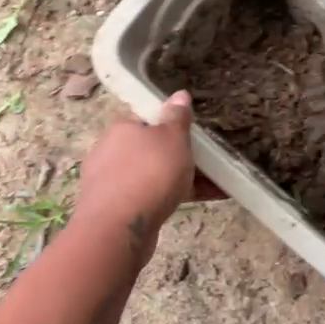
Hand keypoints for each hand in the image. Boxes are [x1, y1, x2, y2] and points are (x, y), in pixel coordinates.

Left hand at [76, 91, 199, 264]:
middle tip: (207, 163)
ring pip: (152, 175)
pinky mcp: (115, 210)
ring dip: (180, 179)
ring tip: (214, 186)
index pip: (147, 120)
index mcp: (121, 129)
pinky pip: (150, 197)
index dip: (171, 126)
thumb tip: (179, 94)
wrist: (117, 229)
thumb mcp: (173, 137)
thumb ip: (177, 117)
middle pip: (150, 149)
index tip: (192, 137)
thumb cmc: (149, 173)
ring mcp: (110, 183)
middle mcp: (110, 152)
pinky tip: (201, 202)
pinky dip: (173, 198)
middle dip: (178, 156)